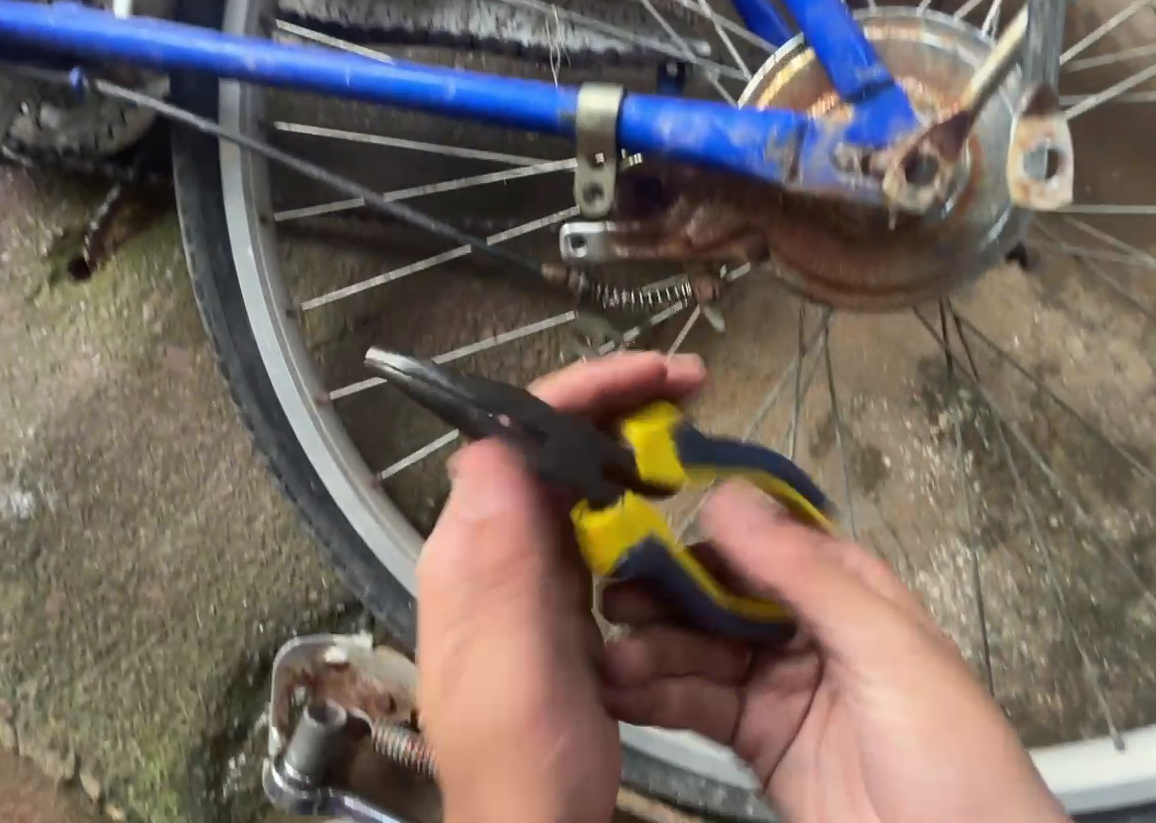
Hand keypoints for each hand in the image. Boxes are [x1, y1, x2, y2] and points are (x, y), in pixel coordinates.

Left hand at [416, 351, 706, 822]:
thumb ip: (497, 569)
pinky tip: (662, 479)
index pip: (513, 437)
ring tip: (683, 412)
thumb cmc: (518, 758)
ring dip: (623, 432)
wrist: (535, 820)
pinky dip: (627, 482)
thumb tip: (490, 452)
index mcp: (469, 546)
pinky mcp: (557, 581)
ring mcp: (524, 558)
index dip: (578, 395)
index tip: (646, 376)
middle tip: (685, 381)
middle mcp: (491, 539)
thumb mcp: (507, 672)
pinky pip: (590, 512)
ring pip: (571, 469)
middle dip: (612, 400)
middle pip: (546, 442)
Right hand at [601, 482, 1067, 822]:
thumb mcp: (882, 646)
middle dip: (665, 596)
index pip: (758, 542)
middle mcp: (799, 623)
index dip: (700, 536)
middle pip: (718, 594)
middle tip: (612, 601)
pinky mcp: (754, 736)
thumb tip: (723, 494)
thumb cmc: (942, 747)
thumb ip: (802, 571)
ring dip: (653, 650)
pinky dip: (656, 697)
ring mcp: (774, 681)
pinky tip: (619, 692)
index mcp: (839, 584)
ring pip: (699, 648)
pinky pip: (697, 704)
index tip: (640, 531)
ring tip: (612, 661)